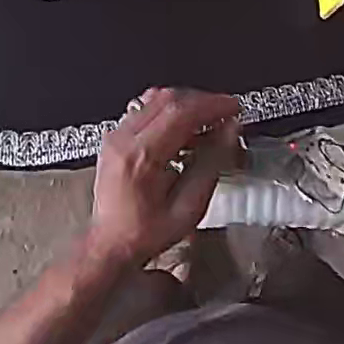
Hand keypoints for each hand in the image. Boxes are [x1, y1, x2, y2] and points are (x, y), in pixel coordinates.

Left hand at [82, 88, 242, 269]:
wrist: (110, 244)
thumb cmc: (144, 233)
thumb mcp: (189, 207)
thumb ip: (211, 165)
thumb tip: (229, 132)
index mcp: (141, 157)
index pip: (180, 112)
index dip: (212, 105)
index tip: (233, 108)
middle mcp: (124, 141)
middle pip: (167, 99)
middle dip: (202, 102)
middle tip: (226, 113)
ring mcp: (115, 137)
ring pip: (154, 100)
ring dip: (186, 106)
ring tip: (208, 124)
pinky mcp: (114, 139)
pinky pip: (143, 111)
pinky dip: (168, 114)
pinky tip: (183, 132)